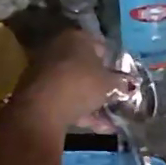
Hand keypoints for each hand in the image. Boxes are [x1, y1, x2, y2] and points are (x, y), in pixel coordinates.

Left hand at [6, 30, 124, 132]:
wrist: (41, 109)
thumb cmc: (81, 85)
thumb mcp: (110, 84)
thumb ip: (121, 83)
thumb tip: (129, 84)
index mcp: (77, 37)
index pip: (101, 46)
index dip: (114, 62)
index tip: (122, 78)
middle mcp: (58, 48)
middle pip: (85, 66)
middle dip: (100, 84)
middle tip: (115, 98)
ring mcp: (44, 69)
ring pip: (74, 85)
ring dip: (91, 101)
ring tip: (109, 120)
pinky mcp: (36, 91)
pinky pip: (64, 99)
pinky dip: (79, 111)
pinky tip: (96, 127)